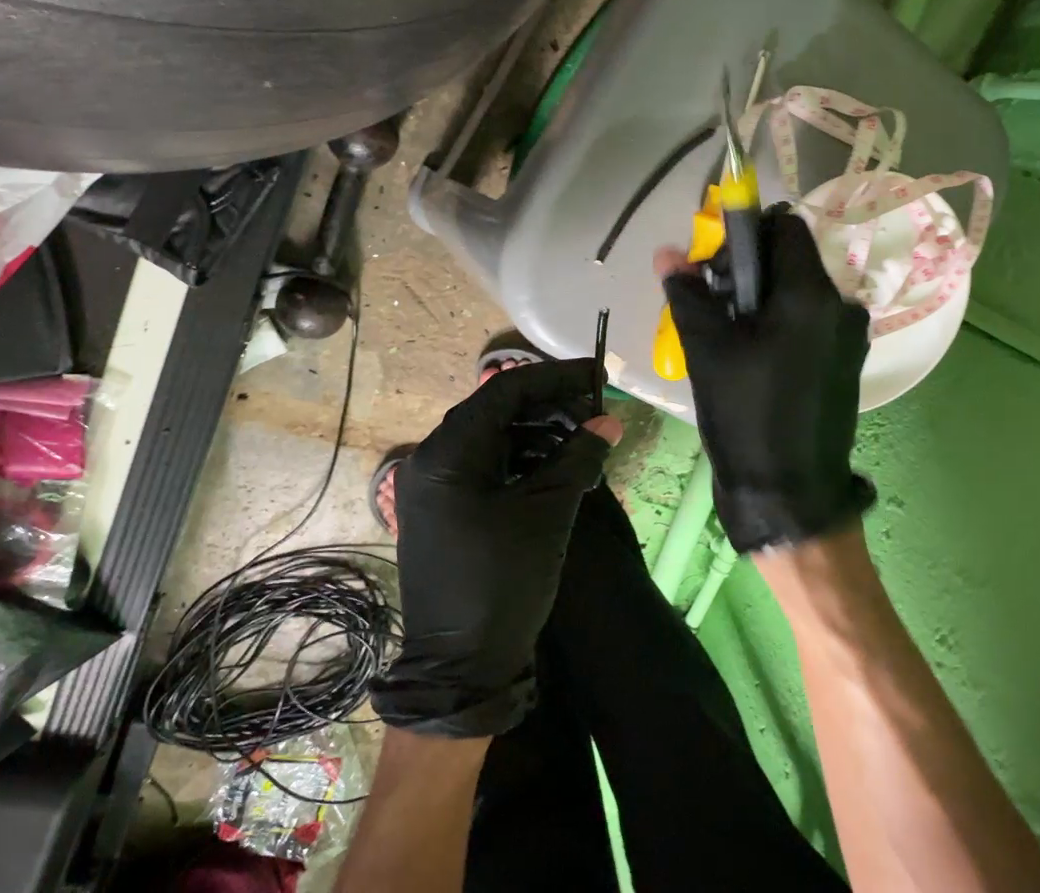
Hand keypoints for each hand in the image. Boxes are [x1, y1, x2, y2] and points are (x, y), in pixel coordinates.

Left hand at [371, 359, 620, 736]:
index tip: (598, 375)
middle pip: (496, 413)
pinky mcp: (445, 512)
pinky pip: (486, 470)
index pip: (503, 392)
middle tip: (596, 412)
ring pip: (493, 442)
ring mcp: (434, 489)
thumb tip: (608, 421)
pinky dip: (523, 463)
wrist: (462, 665)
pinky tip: (558, 468)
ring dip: (538, 435)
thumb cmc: (502, 582)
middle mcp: (431, 462)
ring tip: (584, 441)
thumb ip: (578, 458)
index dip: (555, 378)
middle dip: (549, 407)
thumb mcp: (547, 514)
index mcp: (447, 454)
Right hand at [658, 208, 873, 552]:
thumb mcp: (706, 350)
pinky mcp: (848, 364)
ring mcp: (851, 337)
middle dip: (749, 272)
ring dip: (763, 302)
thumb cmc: (745, 415)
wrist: (790, 493)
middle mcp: (841, 305)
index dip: (745, 233)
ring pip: (800, 295)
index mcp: (811, 293)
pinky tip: (755, 361)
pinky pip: (811, 325)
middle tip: (712, 306)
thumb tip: (669, 253)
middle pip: (792, 260)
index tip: (713, 265)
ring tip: (729, 339)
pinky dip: (782, 327)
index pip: (784, 225)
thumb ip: (688, 293)